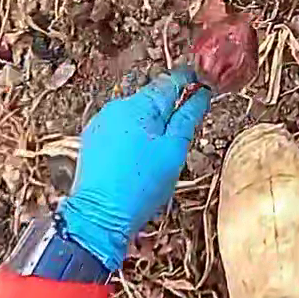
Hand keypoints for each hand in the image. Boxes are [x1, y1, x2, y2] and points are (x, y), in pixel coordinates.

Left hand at [60, 68, 212, 271]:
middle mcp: (118, 107)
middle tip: (188, 119)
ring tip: (164, 143)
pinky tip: (143, 150)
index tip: (204, 82)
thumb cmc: (141, 185)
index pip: (171, 81)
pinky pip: (122, 124)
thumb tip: (202, 94)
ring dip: (153, 118)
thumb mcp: (175, 149)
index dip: (190, 80)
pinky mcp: (94, 138)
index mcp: (140, 106)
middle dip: (171, 103)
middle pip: (152, 95)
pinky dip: (136, 129)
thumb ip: (189, 116)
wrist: (99, 217)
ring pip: (137, 110)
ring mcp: (103, 122)